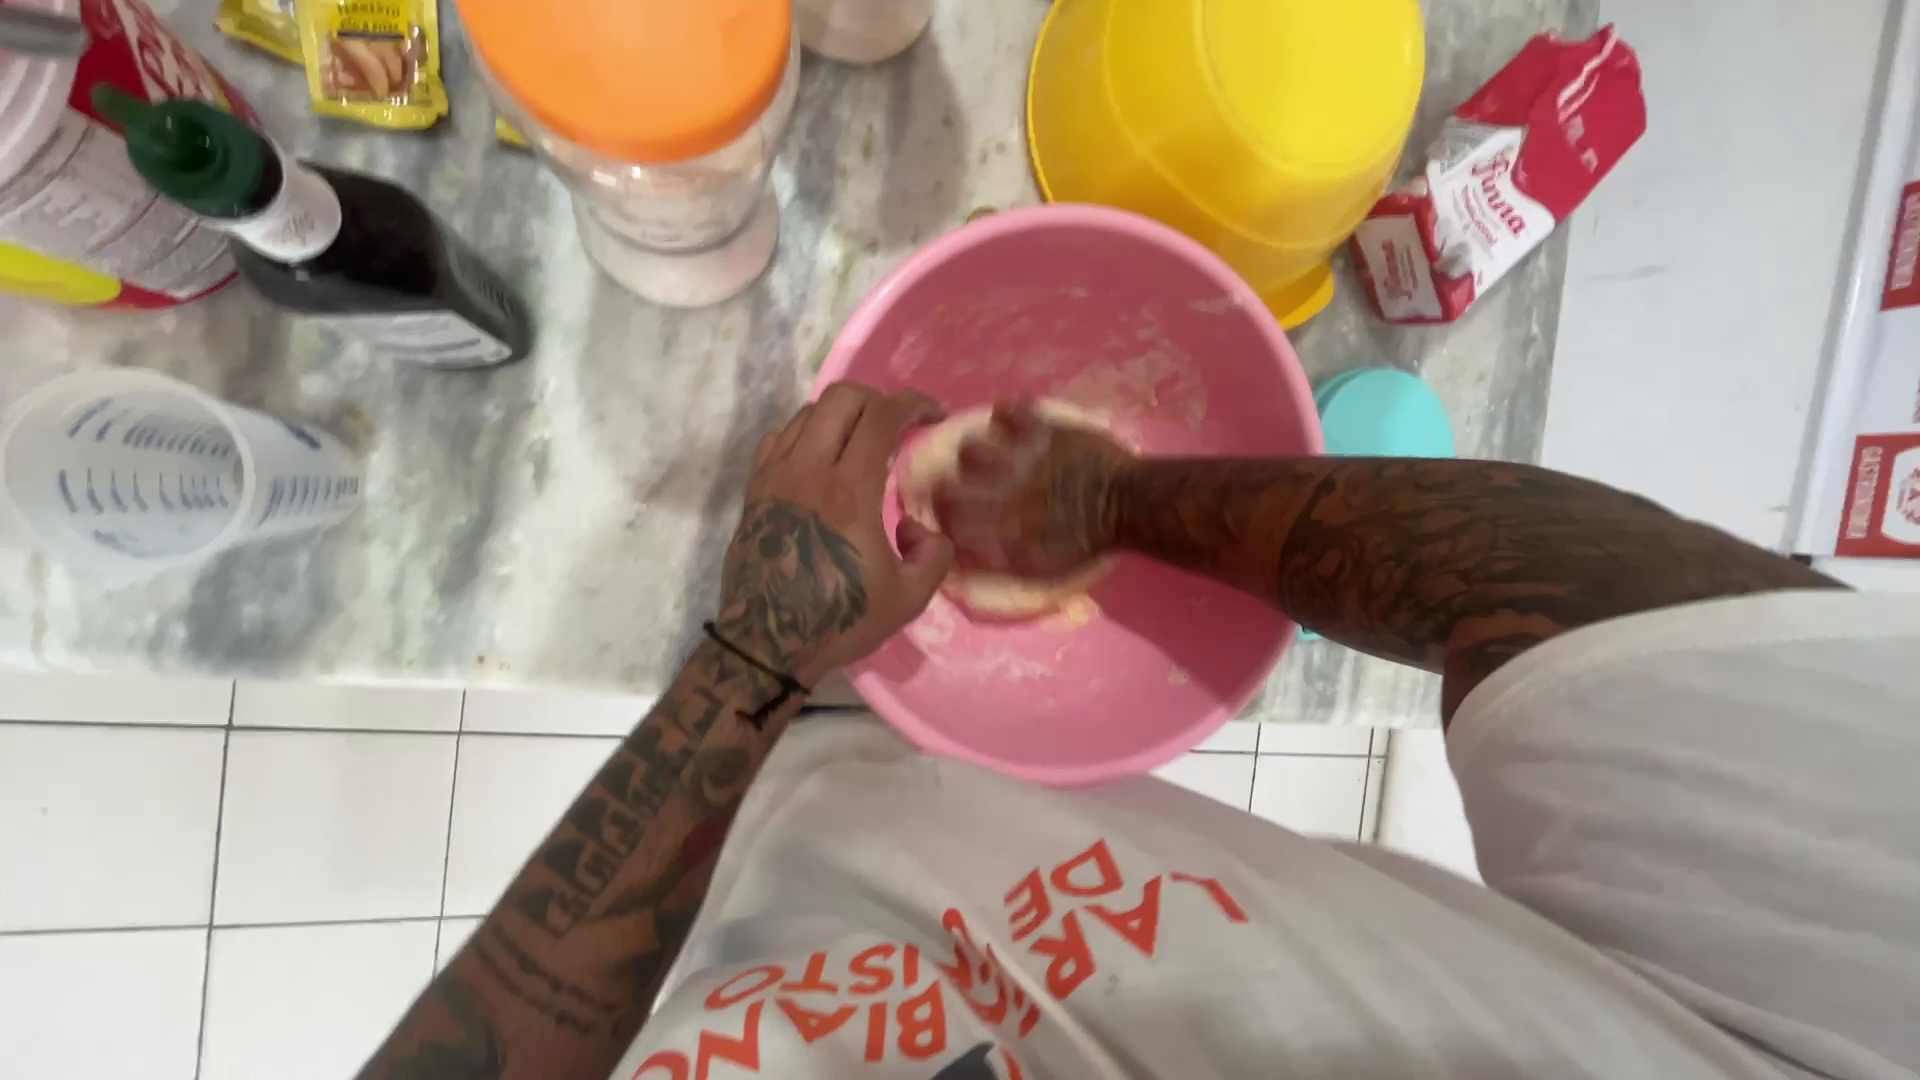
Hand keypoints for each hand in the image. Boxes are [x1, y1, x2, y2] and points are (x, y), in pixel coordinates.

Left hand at [717, 383, 953, 685]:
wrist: (768, 643)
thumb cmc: (840, 620)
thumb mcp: (909, 598)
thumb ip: (935, 555)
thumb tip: (920, 528)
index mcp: (849, 491)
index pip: (881, 417)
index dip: (914, 403)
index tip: (933, 415)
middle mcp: (808, 470)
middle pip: (843, 398)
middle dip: (879, 399)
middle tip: (899, 424)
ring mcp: (775, 476)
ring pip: (809, 413)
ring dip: (843, 415)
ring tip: (862, 440)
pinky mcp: (755, 490)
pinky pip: (780, 437)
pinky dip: (808, 433)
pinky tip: (821, 458)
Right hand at [932, 402, 1135, 578]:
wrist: (1129, 504)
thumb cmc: (1087, 539)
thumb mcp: (1040, 564)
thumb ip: (998, 559)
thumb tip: (962, 555)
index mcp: (1004, 533)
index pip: (950, 526)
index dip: (941, 519)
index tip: (943, 515)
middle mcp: (1004, 497)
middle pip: (949, 488)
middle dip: (945, 487)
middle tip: (952, 483)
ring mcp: (1023, 460)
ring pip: (971, 449)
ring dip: (974, 451)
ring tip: (986, 453)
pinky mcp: (1043, 430)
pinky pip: (1010, 412)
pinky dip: (1006, 414)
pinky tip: (1009, 421)